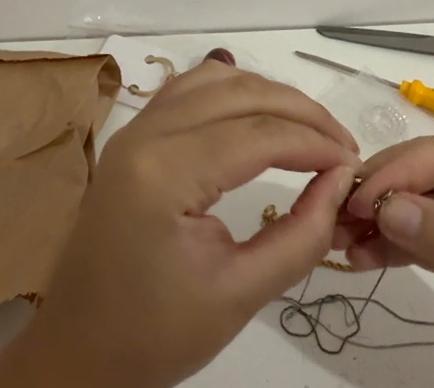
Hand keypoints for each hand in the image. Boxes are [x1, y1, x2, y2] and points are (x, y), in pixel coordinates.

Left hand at [0, 60, 359, 387]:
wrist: (78, 352)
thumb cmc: (155, 333)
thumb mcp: (240, 294)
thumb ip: (301, 235)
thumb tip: (341, 180)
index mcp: (164, 172)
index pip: (259, 134)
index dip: (315, 143)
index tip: (355, 164)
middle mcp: (145, 134)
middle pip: (239, 94)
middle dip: (301, 113)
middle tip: (343, 146)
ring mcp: (133, 130)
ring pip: (215, 81)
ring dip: (268, 96)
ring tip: (310, 130)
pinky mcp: (132, 138)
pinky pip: (189, 90)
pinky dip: (232, 92)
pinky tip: (259, 113)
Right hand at [334, 133, 433, 387]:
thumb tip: (385, 207)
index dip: (403, 169)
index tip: (355, 196)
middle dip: (386, 192)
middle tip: (334, 215)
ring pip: (425, 206)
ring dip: (383, 221)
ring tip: (338, 240)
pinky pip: (430, 242)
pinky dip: (397, 247)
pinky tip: (364, 255)